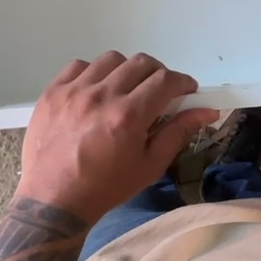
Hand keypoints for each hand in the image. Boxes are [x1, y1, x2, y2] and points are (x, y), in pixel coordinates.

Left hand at [15, 52, 218, 221]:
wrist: (55, 201)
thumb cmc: (107, 187)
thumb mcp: (150, 165)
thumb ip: (178, 132)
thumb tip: (208, 111)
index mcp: (128, 116)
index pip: (165, 80)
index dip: (183, 82)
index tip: (187, 90)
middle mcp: (101, 96)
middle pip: (141, 63)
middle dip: (159, 73)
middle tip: (160, 91)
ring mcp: (73, 91)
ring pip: (111, 60)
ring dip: (127, 70)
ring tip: (126, 90)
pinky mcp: (52, 92)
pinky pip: (79, 66)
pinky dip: (94, 74)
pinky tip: (96, 92)